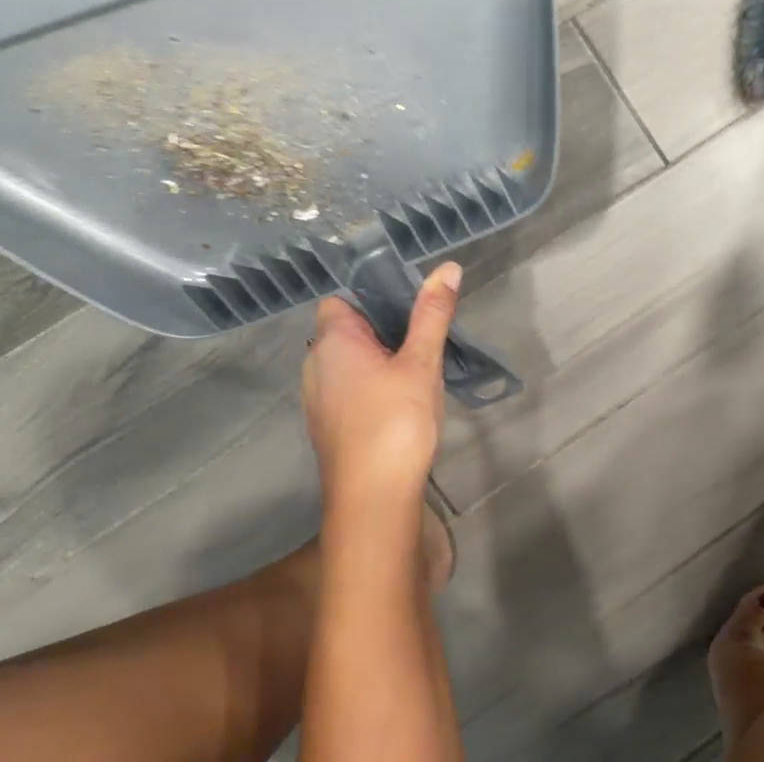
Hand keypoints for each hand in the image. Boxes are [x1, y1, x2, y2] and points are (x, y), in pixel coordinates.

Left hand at [302, 262, 461, 505]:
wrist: (374, 497)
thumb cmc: (396, 421)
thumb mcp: (422, 362)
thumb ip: (432, 314)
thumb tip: (448, 267)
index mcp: (332, 343)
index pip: (341, 300)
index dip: (374, 294)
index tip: (413, 302)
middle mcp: (316, 366)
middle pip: (347, 329)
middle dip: (384, 326)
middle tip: (426, 332)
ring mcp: (319, 399)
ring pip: (350, 361)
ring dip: (380, 357)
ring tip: (421, 363)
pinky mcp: (330, 425)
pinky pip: (350, 388)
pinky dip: (374, 383)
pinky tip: (405, 397)